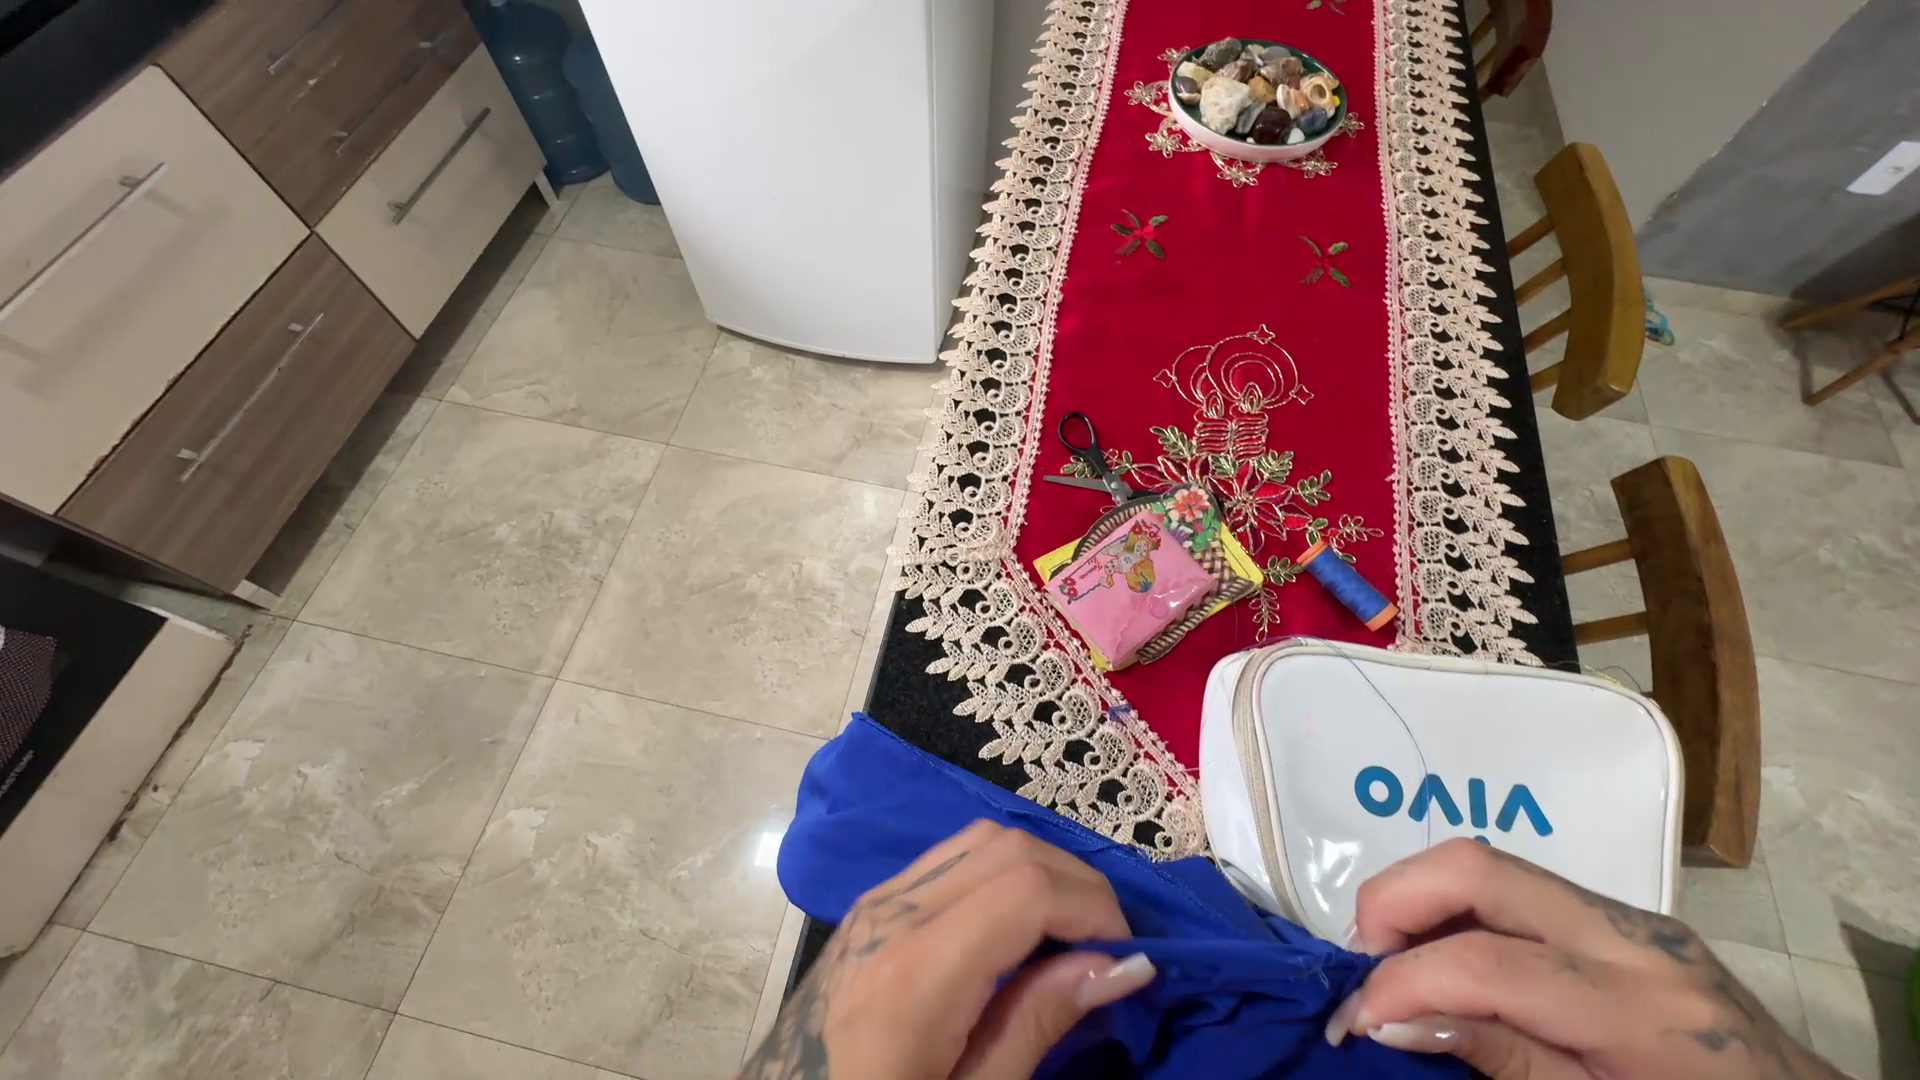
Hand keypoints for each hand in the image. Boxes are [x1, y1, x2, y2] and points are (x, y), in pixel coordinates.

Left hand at [741, 821, 1156, 1079]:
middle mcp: (895, 912)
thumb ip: (1039, 1022)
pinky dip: (1003, 868)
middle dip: (1075, 881)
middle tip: (1109, 942)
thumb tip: (1120, 966)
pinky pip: (954, 855)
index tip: (1127, 955)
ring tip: (1071, 929)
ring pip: (982, 838)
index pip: (1024, 888)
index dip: (1091, 907)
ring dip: (1041, 867)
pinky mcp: (875, 899)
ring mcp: (879, 897)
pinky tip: (1019, 919)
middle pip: (1008, 846)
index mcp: (916, 970)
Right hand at [1329, 838, 1843, 1079]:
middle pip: (1477, 867)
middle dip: (1394, 901)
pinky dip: (1455, 907)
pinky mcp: (1620, 916)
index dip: (1401, 982)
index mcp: (1647, 1011)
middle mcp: (1636, 939)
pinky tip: (1446, 954)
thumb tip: (1388, 1019)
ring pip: (1484, 860)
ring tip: (1396, 960)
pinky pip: (1512, 884)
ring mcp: (1631, 917)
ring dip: (1418, 898)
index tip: (1350, 1019)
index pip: (1488, 964)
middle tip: (1365, 961)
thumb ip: (1502, 1061)